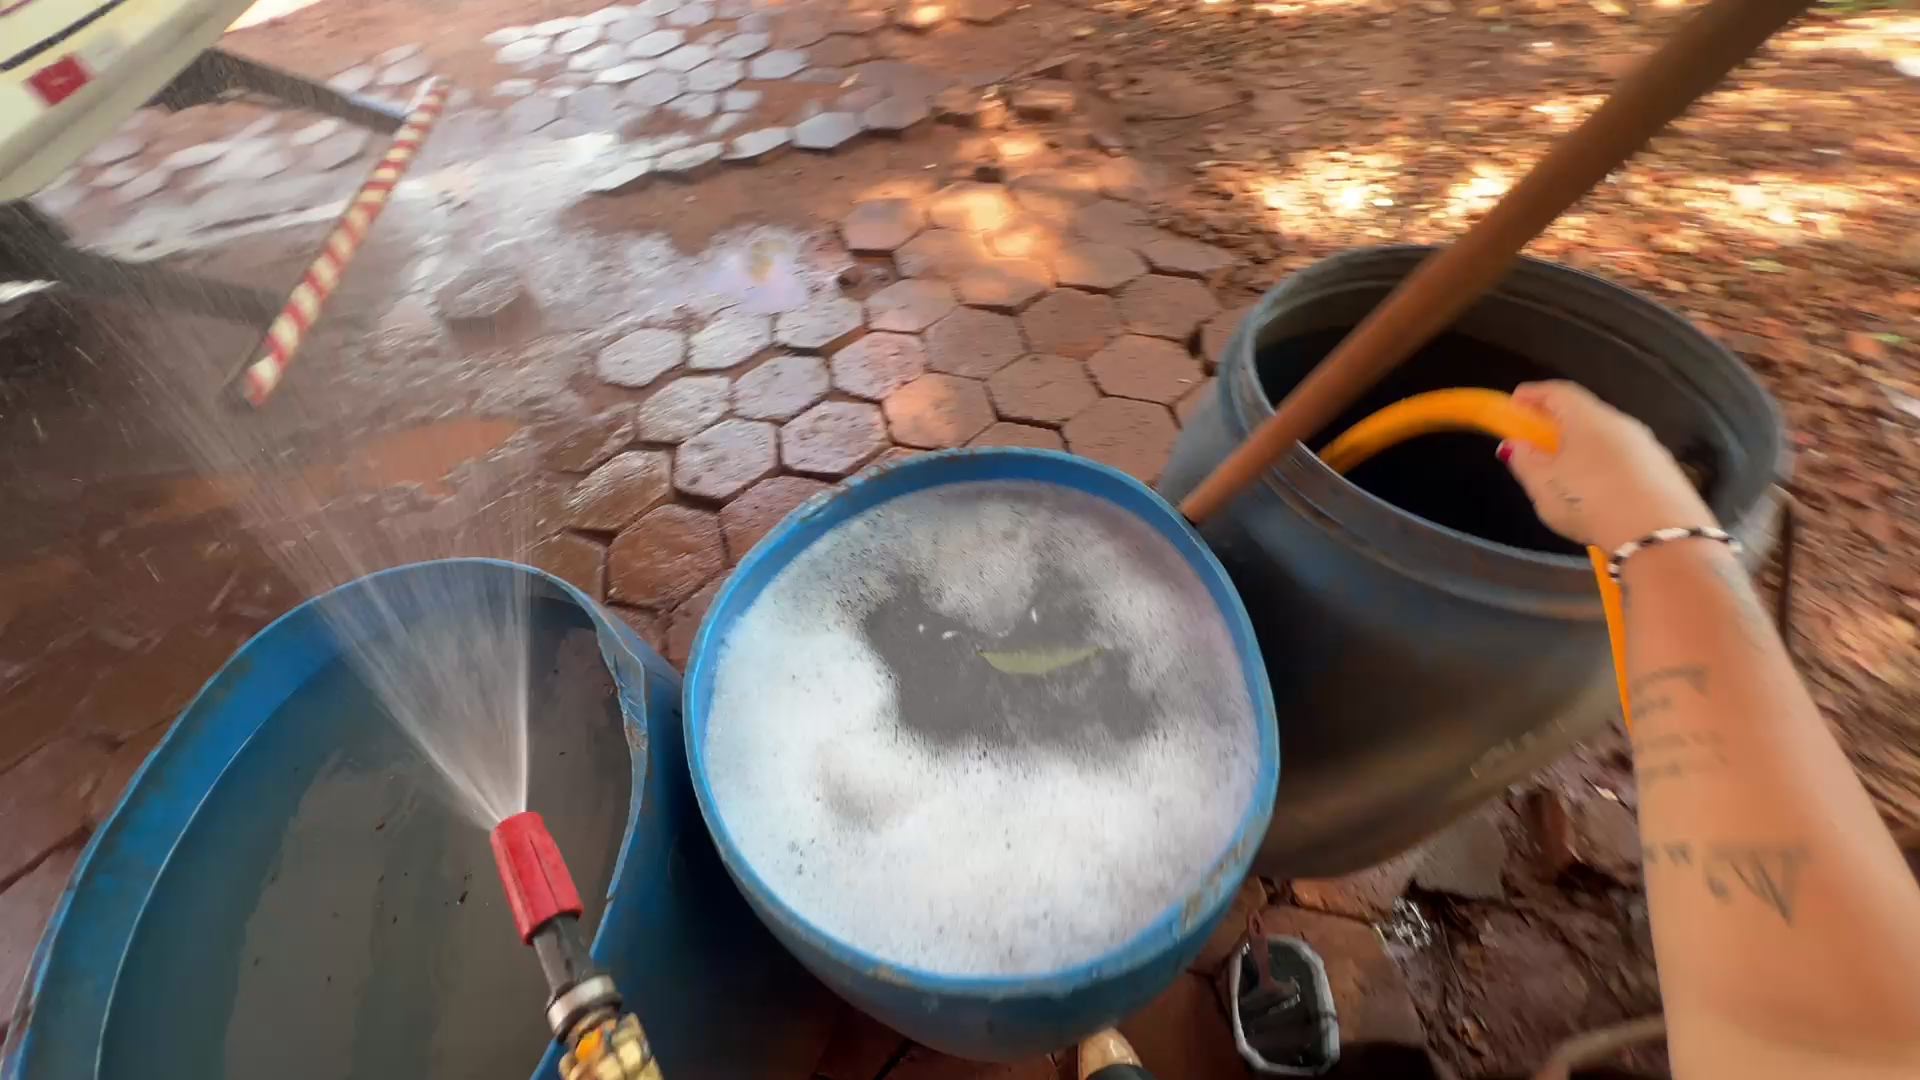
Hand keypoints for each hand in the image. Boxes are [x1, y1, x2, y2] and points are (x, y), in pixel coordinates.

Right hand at [1499, 380, 1717, 552]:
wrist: (1660, 534)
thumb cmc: (1588, 500)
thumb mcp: (1542, 482)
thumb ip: (1524, 459)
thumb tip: (1516, 444)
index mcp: (1588, 420)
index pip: (1559, 392)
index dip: (1533, 393)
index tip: (1513, 402)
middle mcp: (1621, 425)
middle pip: (1583, 413)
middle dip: (1554, 421)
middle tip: (1531, 439)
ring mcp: (1646, 446)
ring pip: (1603, 436)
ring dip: (1577, 444)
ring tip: (1559, 468)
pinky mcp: (1661, 470)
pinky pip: (1620, 456)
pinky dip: (1598, 461)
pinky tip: (1590, 486)